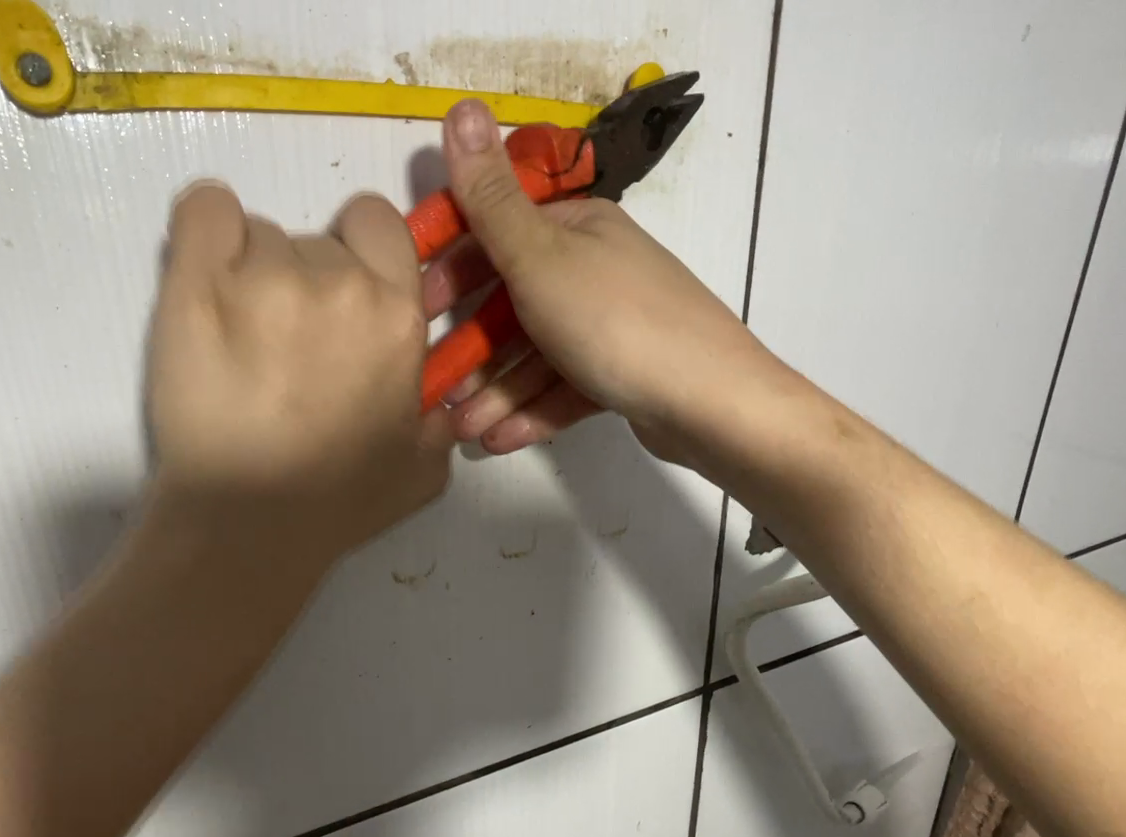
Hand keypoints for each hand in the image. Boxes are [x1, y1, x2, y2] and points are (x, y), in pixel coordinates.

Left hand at [143, 183, 454, 567]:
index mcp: (396, 316)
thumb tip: (433, 400)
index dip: (361, 249)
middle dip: (305, 280)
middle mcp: (338, 282)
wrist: (249, 521)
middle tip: (287, 344)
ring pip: (259, 236)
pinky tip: (203, 278)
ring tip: (238, 337)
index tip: (344, 292)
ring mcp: (264, 277)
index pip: (379, 222)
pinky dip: (205, 232)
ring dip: (253, 272)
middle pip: (317, 241)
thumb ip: (437, 419)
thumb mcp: (423, 470)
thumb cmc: (339, 502)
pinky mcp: (196, 281)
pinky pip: (203, 210)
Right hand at [421, 99, 785, 458]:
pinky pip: (564, 389)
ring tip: (461, 430)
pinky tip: (498, 442)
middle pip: (515, 304)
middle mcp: (594, 271)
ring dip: (496, 391)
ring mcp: (610, 326)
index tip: (416, 310)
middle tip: (433, 389)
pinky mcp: (622, 375)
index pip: (498, 236)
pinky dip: (531, 412)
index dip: (451, 270)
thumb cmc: (615, 320)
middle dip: (472, 350)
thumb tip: (462, 106)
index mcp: (577, 228)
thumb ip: (491, 198)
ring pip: (537, 355)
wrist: (709, 401)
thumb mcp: (541, 256)